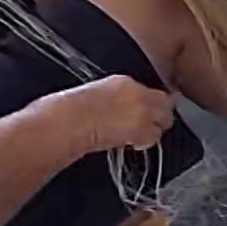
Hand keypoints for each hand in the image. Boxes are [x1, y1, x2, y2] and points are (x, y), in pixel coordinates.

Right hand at [30, 76, 175, 158]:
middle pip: (165, 103)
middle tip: (148, 125)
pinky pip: (154, 136)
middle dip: (159, 114)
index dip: (148, 103)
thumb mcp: (90, 94)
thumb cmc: (63, 111)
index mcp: (123, 81)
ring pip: (164, 120)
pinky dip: (145, 141)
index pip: (149, 90)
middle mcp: (138, 93)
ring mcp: (143, 111)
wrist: (61, 125)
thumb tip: (119, 109)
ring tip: (137, 136)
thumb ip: (113, 97)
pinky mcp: (142, 128)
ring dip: (153, 128)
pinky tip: (132, 143)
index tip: (142, 111)